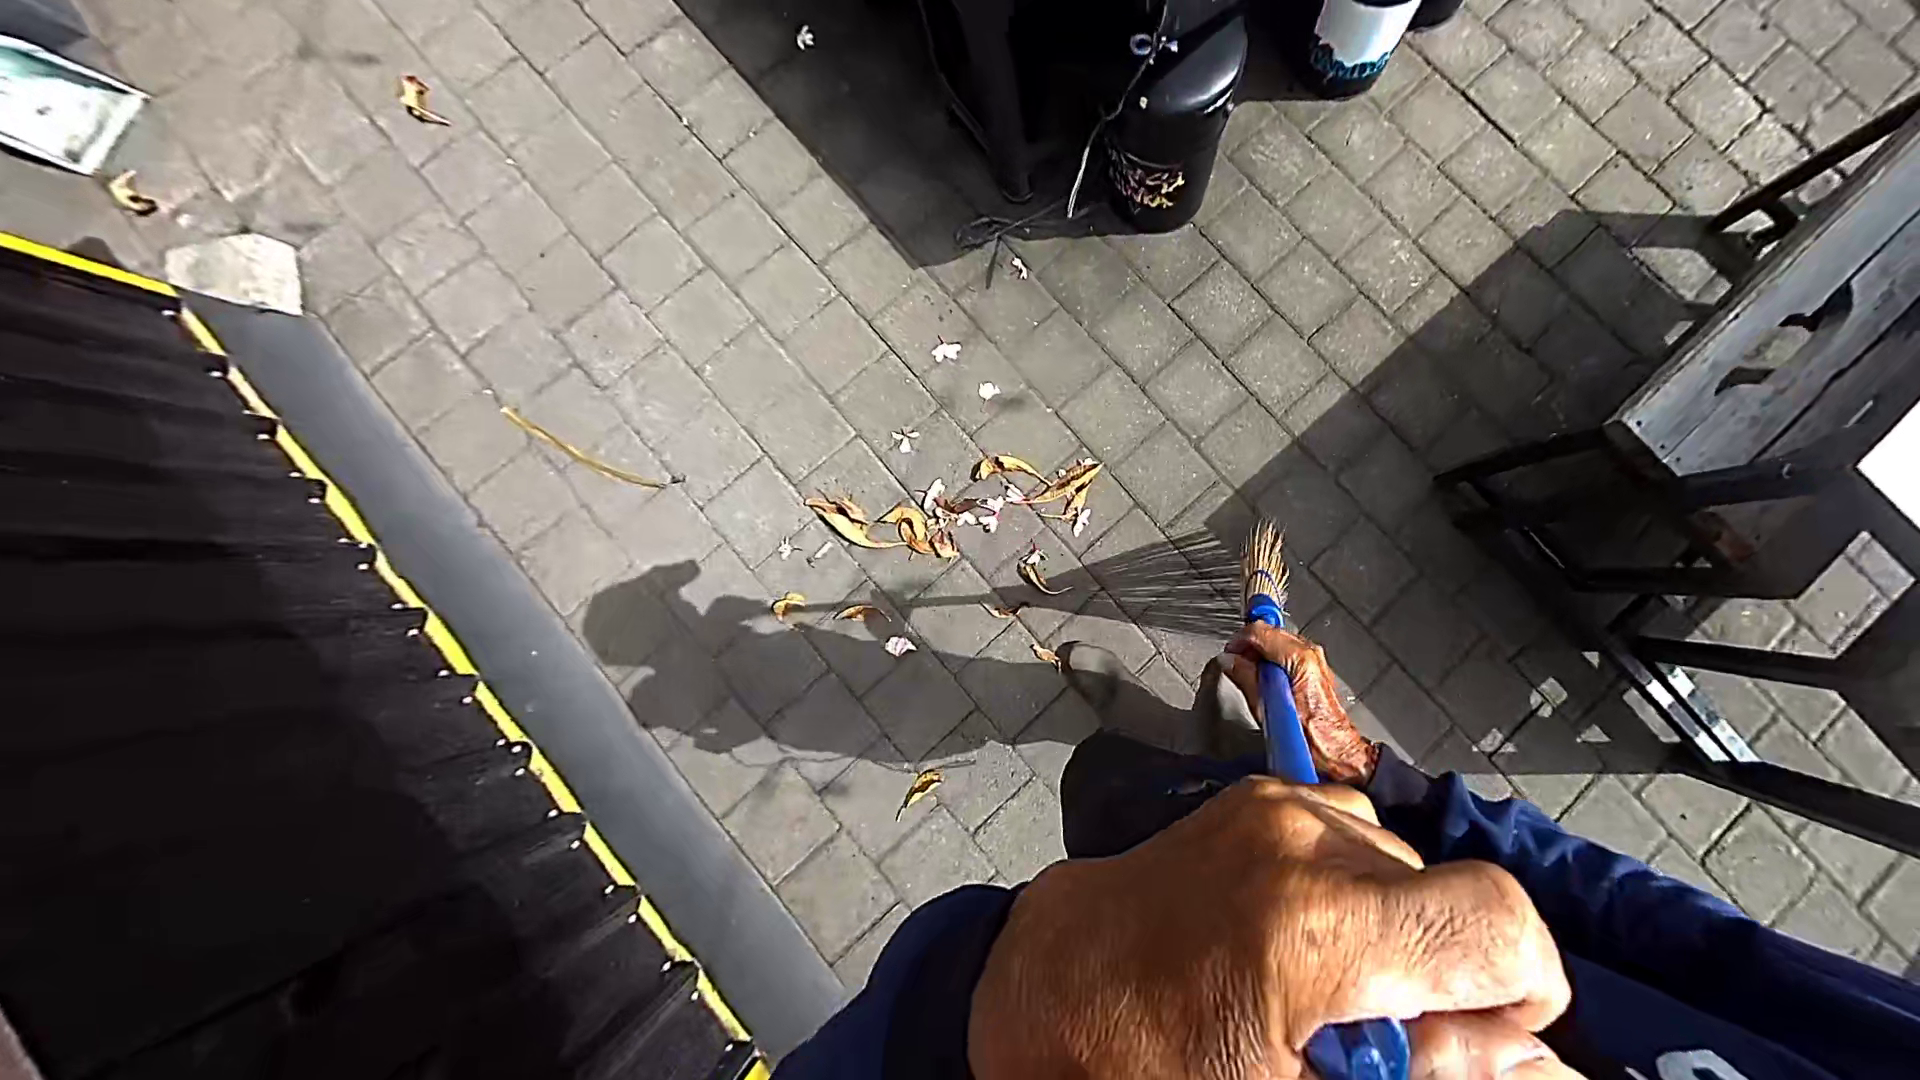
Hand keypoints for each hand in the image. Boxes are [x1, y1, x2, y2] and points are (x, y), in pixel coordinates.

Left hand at [969, 779, 1577, 1079]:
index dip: (1520, 986)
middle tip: (1371, 1017)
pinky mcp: (1249, 794)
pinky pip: (1345, 827)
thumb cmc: (1168, 1052)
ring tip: (1325, 967)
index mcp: (1320, 922)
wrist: (1071, 967)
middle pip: (1447, 892)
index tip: (1468, 1031)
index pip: (1498, 919)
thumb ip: (1422, 1072)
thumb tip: (1528, 1060)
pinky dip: (1347, 875)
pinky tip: (1295, 918)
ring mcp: (1270, 804)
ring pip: (1398, 857)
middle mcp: (1301, 839)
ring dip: (1391, 918)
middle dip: (1441, 965)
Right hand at [1224, 623, 1379, 784]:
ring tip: (1250, 672)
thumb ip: (1244, 676)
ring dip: (1259, 651)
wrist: (1334, 750)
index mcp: (1298, 659)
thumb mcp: (1264, 706)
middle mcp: (1309, 653)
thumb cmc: (1307, 735)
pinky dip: (1271, 657)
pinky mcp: (1314, 666)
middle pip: (1268, 630)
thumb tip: (1229, 662)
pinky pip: (1285, 649)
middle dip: (1248, 644)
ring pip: (1276, 638)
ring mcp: (1314, 658)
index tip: (1230, 653)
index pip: (1259, 630)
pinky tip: (1266, 677)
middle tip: (1236, 661)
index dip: (1238, 640)